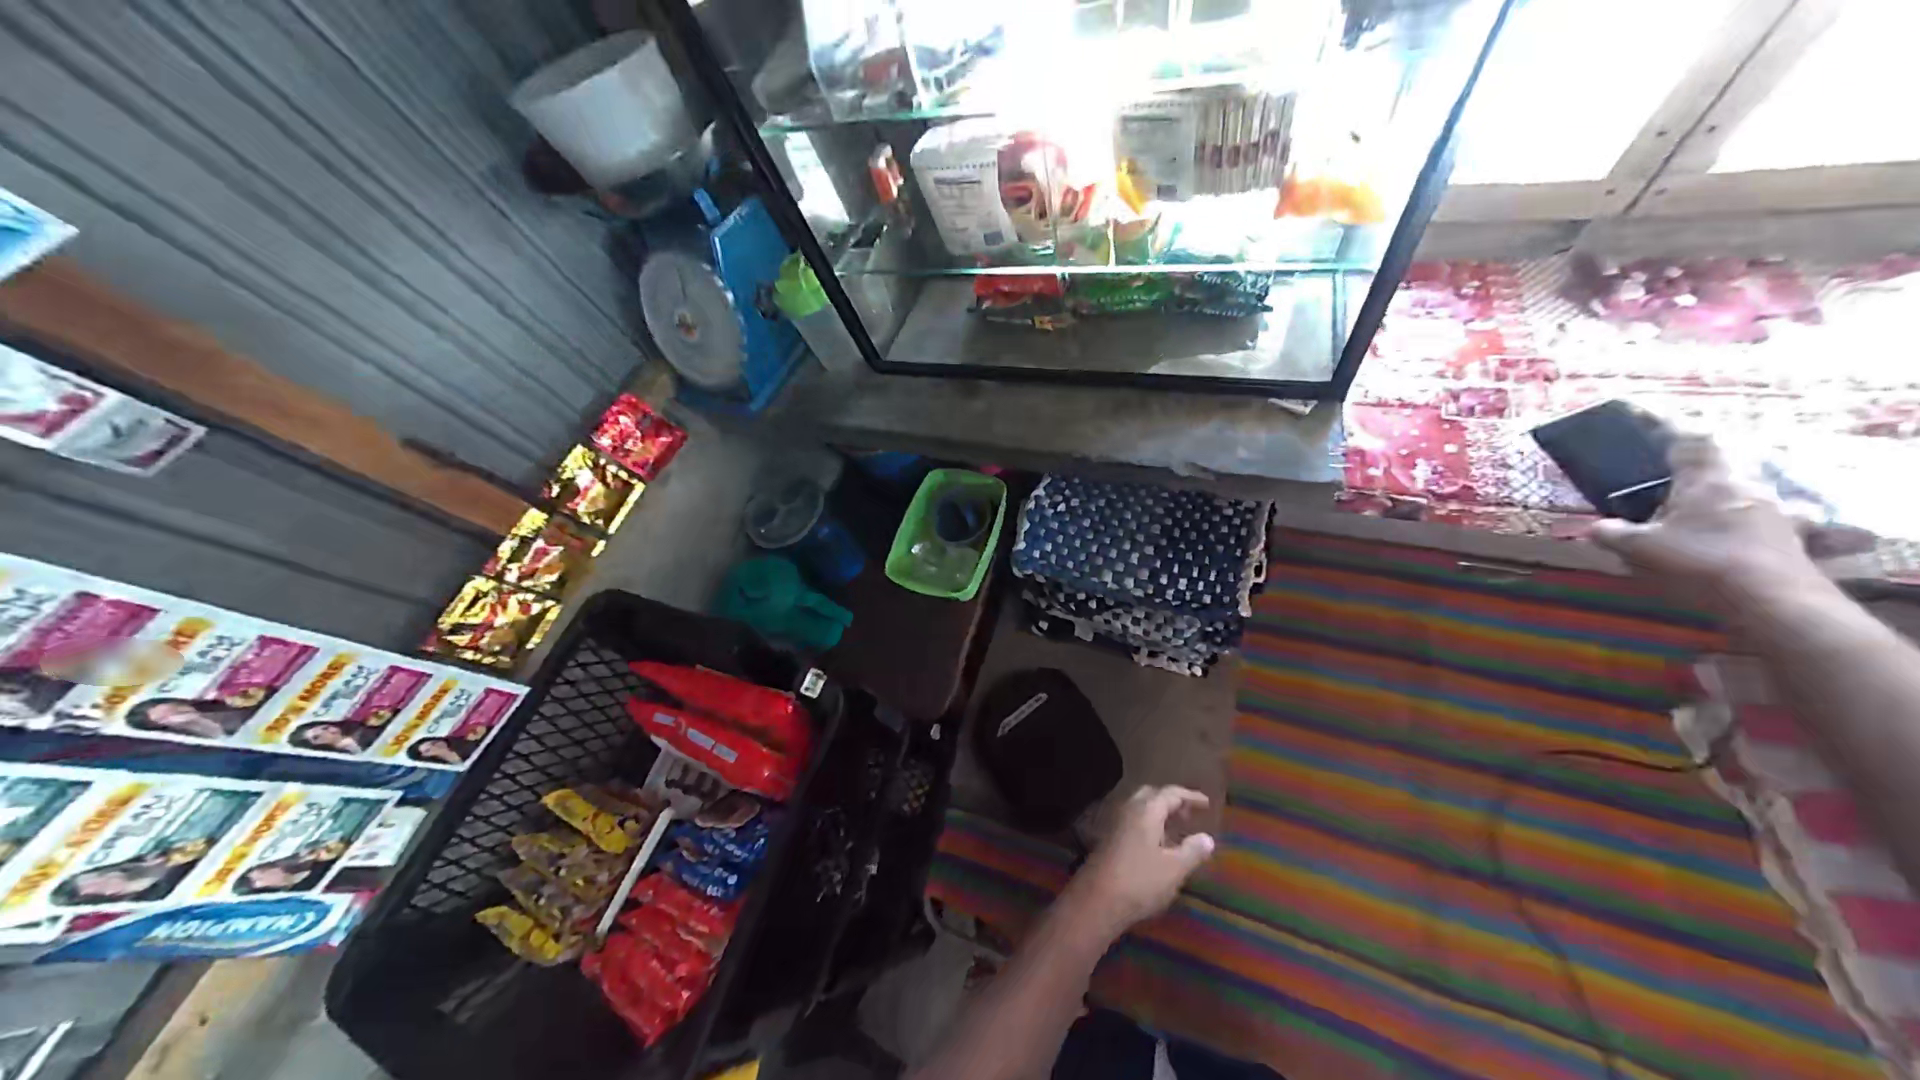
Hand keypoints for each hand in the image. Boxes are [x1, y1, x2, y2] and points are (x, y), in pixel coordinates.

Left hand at [1061, 786, 1215, 938]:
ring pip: (1140, 809)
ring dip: (1159, 814)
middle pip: (1152, 795)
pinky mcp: (1109, 839)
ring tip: (1177, 830)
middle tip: (1189, 815)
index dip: (1190, 796)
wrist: (1097, 899)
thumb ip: (1192, 851)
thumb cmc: (1140, 881)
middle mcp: (1129, 810)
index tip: (1207, 803)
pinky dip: (1148, 826)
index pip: (1170, 793)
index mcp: (1146, 811)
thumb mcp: (1174, 869)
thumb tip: (1207, 838)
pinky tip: (1157, 846)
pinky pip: (1133, 822)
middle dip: (1171, 801)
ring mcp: (1115, 824)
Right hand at [1589, 435, 1826, 612]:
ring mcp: (1770, 510)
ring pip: (1734, 488)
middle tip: (1661, 465)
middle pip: (1716, 460)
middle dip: (1689, 459)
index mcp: (1708, 479)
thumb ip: (1611, 533)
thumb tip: (1594, 527)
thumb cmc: (1700, 561)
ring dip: (1709, 490)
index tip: (1636, 412)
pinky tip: (1716, 533)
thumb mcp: (1639, 547)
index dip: (1659, 424)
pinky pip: (1750, 515)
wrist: (1772, 600)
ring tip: (1682, 503)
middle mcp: (1744, 486)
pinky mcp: (1784, 535)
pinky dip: (1729, 518)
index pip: (1684, 439)